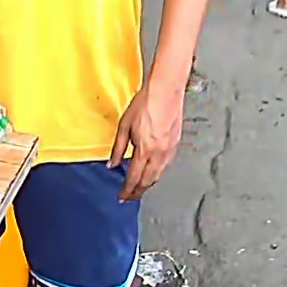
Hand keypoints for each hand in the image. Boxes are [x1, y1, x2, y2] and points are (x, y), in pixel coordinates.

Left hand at [109, 73, 185, 201]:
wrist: (166, 89)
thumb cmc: (146, 102)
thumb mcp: (125, 125)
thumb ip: (118, 148)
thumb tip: (112, 164)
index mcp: (145, 150)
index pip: (133, 178)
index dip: (126, 190)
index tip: (121, 197)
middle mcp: (158, 154)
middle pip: (146, 182)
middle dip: (137, 192)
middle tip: (130, 197)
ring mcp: (168, 151)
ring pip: (157, 176)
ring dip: (147, 185)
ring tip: (139, 189)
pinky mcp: (175, 145)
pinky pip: (164, 166)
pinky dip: (156, 174)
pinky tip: (151, 173)